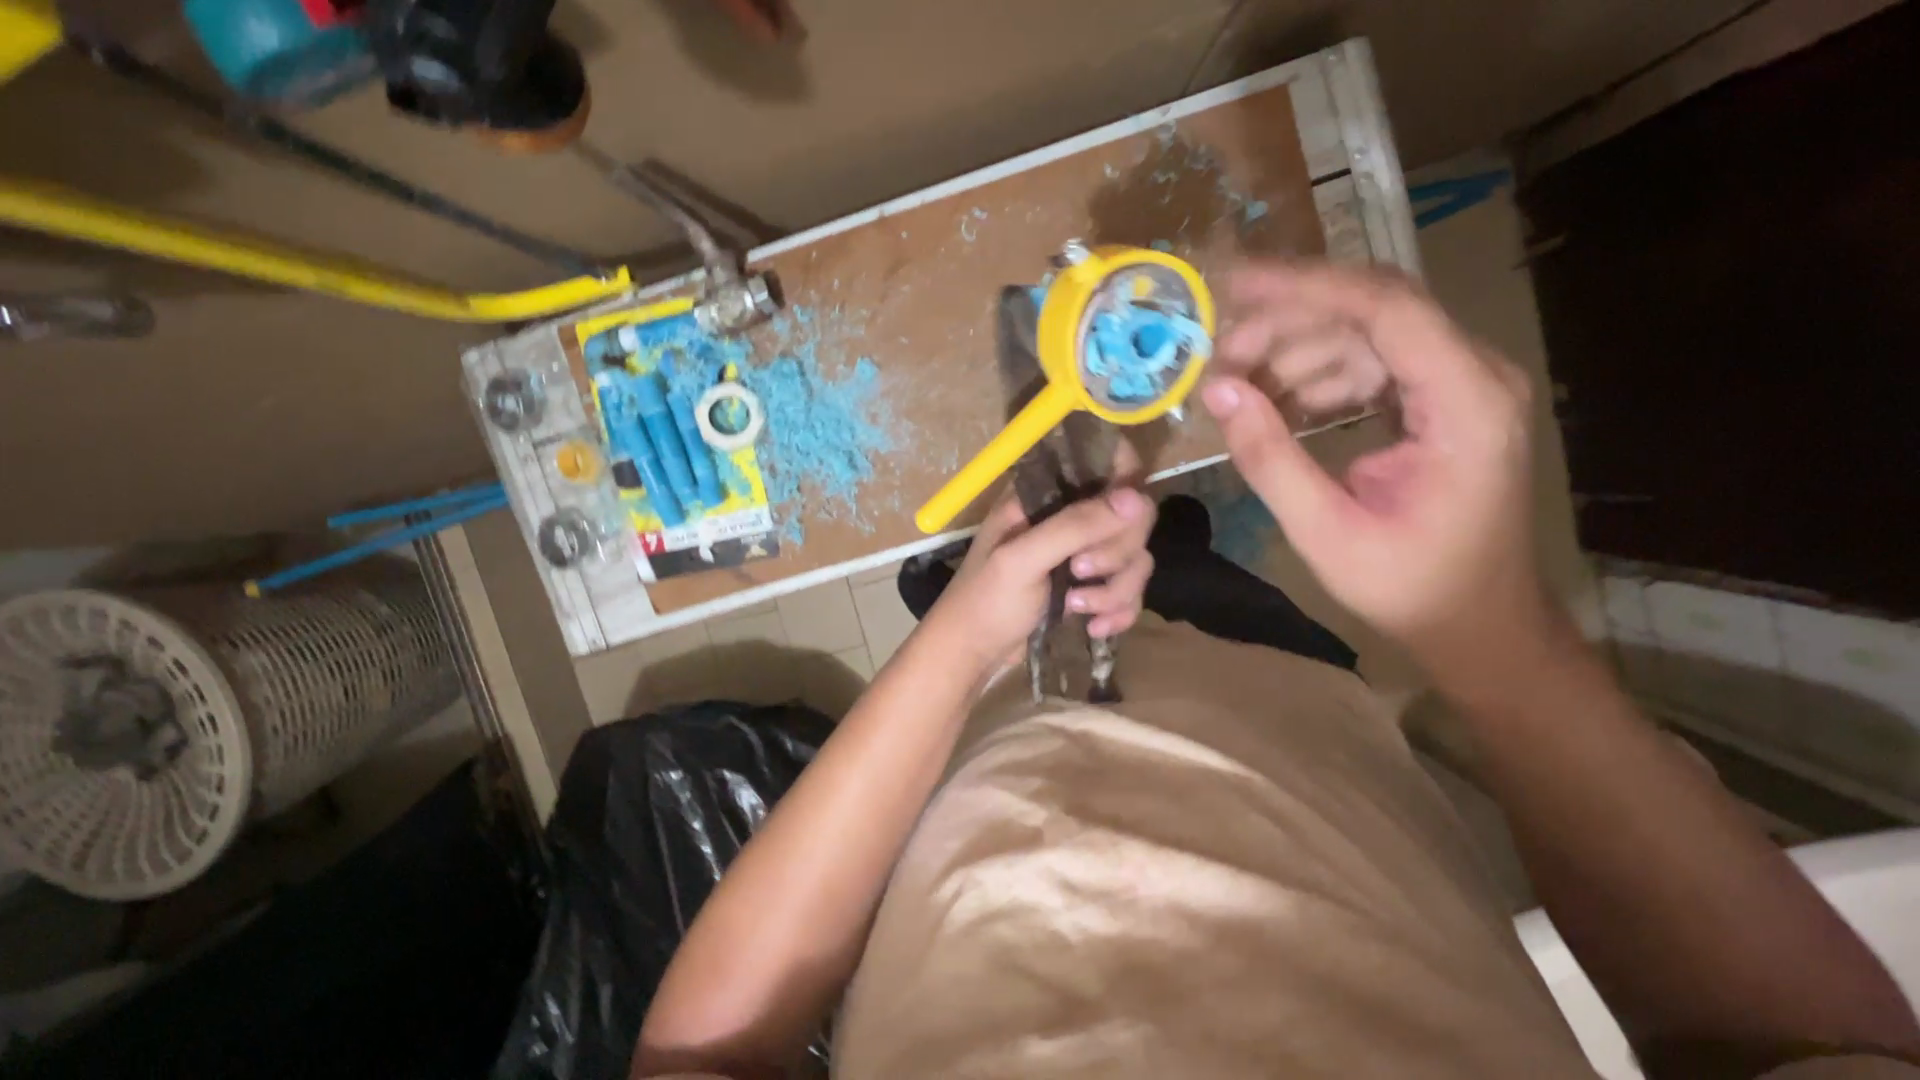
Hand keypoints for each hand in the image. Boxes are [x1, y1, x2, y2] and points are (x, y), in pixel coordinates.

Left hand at [917, 481, 1155, 680]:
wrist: (972, 654)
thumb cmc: (985, 601)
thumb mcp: (1022, 561)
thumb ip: (1075, 526)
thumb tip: (1136, 498)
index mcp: (1045, 493)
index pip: (1106, 463)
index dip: (1126, 486)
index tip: (1126, 520)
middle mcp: (1068, 515)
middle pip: (1132, 516)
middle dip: (1116, 553)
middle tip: (1080, 572)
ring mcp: (1081, 551)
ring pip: (1135, 556)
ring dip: (1116, 589)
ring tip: (1078, 607)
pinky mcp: (1090, 585)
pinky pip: (1129, 588)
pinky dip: (1118, 610)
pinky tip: (1094, 627)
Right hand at [1199, 260, 1556, 677]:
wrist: (1479, 623)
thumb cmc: (1411, 589)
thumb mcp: (1326, 534)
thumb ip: (1271, 458)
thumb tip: (1217, 389)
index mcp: (1467, 402)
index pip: (1385, 308)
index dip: (1305, 288)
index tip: (1233, 285)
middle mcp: (1475, 375)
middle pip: (1376, 311)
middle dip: (1290, 323)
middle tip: (1221, 353)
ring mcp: (1463, 385)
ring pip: (1369, 334)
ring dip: (1298, 351)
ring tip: (1236, 383)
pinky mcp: (1444, 402)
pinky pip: (1375, 364)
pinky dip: (1320, 377)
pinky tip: (1276, 404)